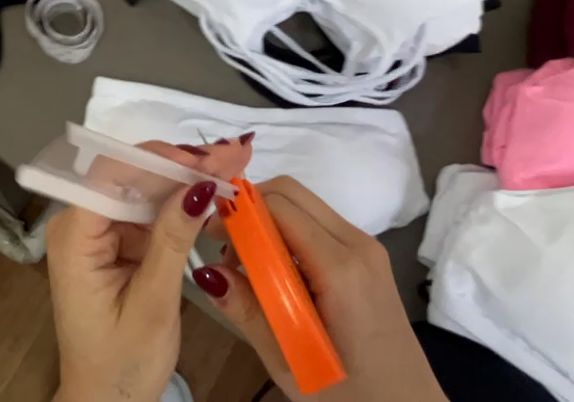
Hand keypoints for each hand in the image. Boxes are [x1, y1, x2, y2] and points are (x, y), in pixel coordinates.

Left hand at [46, 141, 249, 400]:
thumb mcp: (153, 306)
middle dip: (181, 162)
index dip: (157, 160)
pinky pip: (149, 207)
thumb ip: (172, 241)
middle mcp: (81, 221)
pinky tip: (212, 186)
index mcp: (75, 235)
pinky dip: (181, 198)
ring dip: (187, 175)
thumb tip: (198, 186)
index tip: (202, 159)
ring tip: (231, 161)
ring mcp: (99, 228)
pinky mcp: (117, 238)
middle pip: (130, 174)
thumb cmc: (122, 365)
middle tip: (233, 152)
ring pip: (144, 186)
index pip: (110, 175)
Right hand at [194, 177, 445, 401]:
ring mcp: (365, 246)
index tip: (210, 236)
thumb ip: (249, 312)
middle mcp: (357, 243)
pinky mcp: (366, 256)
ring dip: (267, 220)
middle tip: (224, 247)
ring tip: (246, 266)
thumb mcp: (292, 365)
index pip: (278, 204)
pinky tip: (275, 273)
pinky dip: (286, 231)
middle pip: (289, 192)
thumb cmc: (353, 398)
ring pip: (302, 203)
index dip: (238, 210)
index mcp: (341, 268)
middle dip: (249, 208)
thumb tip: (206, 271)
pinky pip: (316, 222)